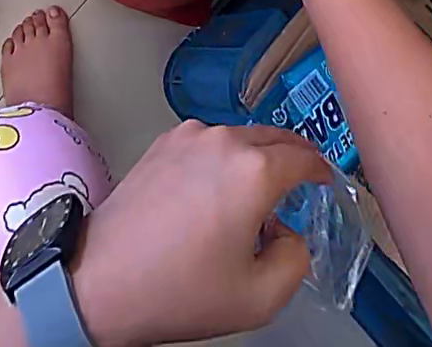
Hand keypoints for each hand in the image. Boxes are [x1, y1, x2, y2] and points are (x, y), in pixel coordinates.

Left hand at [71, 122, 329, 346]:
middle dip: (293, 156)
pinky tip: (213, 191)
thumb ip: (295, 260)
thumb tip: (289, 234)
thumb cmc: (180, 288)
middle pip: (274, 138)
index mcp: (254, 170)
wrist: (105, 276)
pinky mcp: (166, 139)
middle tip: (302, 181)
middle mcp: (225, 139)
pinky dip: (224, 157)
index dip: (321, 169)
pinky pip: (209, 141)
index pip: (304, 157)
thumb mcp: (258, 297)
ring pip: (241, 137)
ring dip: (257, 156)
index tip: (326, 180)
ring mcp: (191, 134)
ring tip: (252, 197)